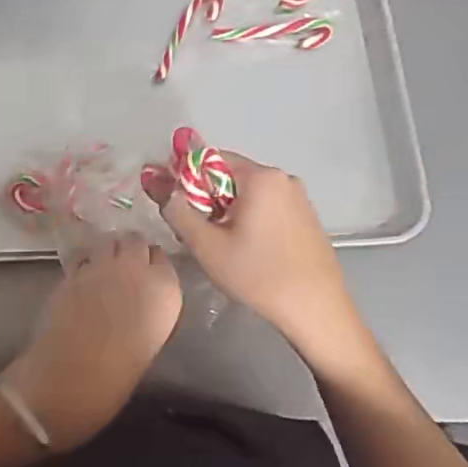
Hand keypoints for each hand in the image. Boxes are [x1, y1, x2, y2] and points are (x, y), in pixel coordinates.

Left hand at [2, 236, 181, 451]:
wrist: (75, 373)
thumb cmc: (122, 369)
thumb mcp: (153, 337)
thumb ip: (151, 309)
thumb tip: (139, 301)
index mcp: (165, 289)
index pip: (162, 257)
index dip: (152, 263)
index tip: (148, 273)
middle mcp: (135, 269)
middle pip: (135, 240)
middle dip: (131, 248)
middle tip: (125, 263)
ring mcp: (99, 267)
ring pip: (107, 241)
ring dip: (107, 249)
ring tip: (103, 264)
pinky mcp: (70, 273)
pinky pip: (81, 257)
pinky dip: (84, 261)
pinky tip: (82, 275)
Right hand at [147, 151, 361, 355]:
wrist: (314, 307)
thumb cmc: (256, 274)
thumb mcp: (206, 244)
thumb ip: (176, 209)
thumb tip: (153, 178)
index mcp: (260, 177)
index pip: (210, 159)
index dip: (183, 179)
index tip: (172, 207)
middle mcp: (282, 178)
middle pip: (228, 176)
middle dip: (203, 199)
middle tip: (191, 233)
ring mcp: (298, 197)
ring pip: (245, 194)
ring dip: (223, 211)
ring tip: (215, 245)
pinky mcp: (304, 217)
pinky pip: (263, 207)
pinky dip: (244, 220)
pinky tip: (242, 249)